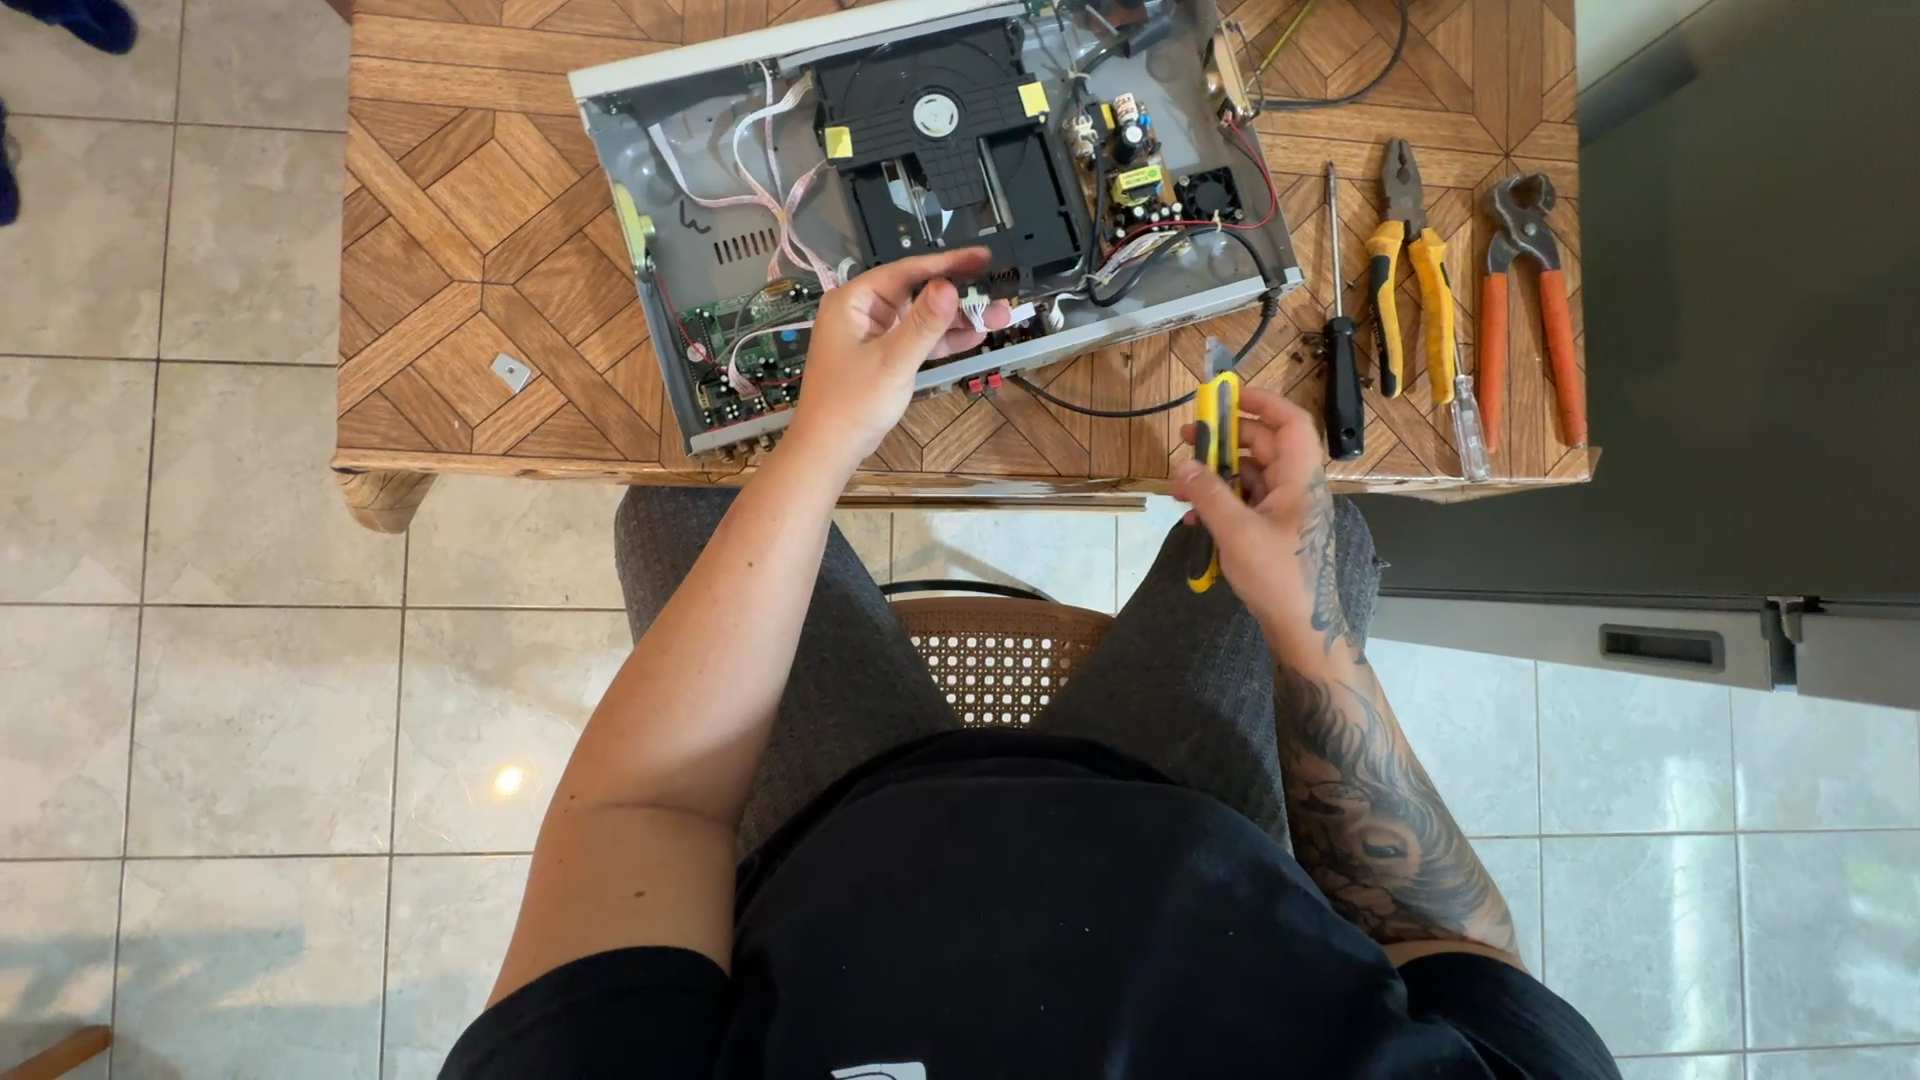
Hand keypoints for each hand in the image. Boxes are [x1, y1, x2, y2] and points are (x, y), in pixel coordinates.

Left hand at [785, 248, 1009, 471]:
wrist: (829, 448)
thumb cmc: (852, 403)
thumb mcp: (892, 361)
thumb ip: (923, 324)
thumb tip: (949, 286)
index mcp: (853, 301)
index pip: (906, 272)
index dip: (947, 264)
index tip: (982, 258)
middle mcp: (862, 311)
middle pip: (918, 294)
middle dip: (959, 297)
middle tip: (998, 292)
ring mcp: (873, 335)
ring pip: (921, 319)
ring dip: (956, 320)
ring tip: (998, 316)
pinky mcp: (883, 357)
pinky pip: (917, 341)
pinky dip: (942, 341)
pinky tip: (974, 336)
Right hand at [1172, 387, 1353, 659]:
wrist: (1300, 624)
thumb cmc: (1278, 575)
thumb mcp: (1237, 532)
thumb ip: (1209, 495)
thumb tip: (1184, 466)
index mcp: (1300, 479)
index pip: (1289, 422)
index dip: (1261, 401)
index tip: (1226, 395)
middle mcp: (1295, 487)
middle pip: (1262, 445)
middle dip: (1224, 439)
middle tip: (1189, 438)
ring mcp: (1284, 509)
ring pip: (1249, 474)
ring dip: (1215, 474)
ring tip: (1180, 484)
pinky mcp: (1272, 529)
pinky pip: (1244, 501)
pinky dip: (1218, 501)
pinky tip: (1192, 517)